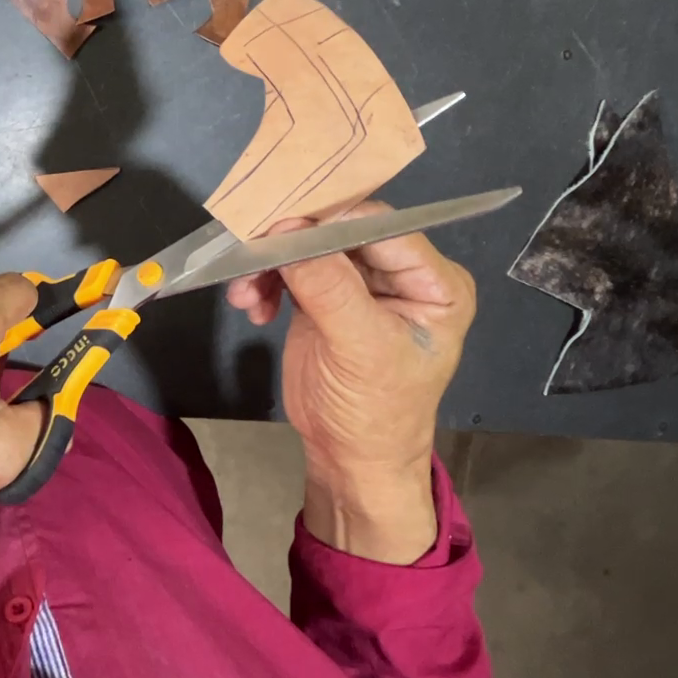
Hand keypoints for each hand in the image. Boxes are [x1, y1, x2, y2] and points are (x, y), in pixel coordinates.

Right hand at [226, 202, 476, 561]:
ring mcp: (359, 284)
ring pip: (308, 249)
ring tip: (244, 294)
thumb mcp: (360, 349)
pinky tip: (253, 307)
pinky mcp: (323, 295)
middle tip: (251, 252)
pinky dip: (266, 282)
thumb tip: (289, 231)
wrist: (348, 457)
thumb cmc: (375, 410)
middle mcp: (400, 274)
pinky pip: (290, 270)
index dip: (332, 220)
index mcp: (433, 282)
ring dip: (270, 266)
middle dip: (292, 244)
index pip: (382, 228)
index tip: (281, 224)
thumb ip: (329, 287)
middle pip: (339, 232)